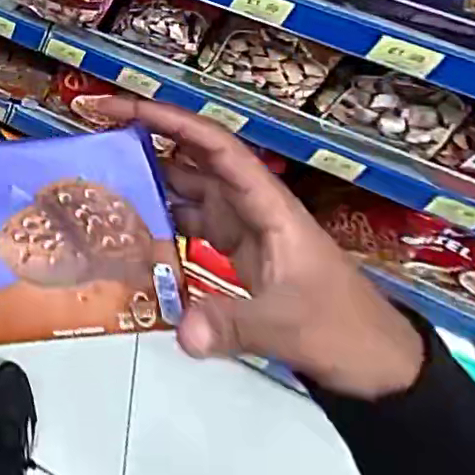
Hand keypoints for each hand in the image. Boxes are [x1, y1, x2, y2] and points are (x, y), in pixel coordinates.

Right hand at [92, 97, 424, 399]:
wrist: (382, 367)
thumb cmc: (345, 329)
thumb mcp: (288, 325)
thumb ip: (231, 324)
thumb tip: (180, 333)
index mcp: (265, 201)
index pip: (212, 144)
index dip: (167, 119)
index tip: (120, 107)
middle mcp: (246, 200)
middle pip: (188, 153)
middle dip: (143, 132)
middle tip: (93, 124)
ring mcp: (236, 220)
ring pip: (181, 182)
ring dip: (142, 172)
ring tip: (97, 167)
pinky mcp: (228, 242)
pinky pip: (182, 214)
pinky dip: (153, 212)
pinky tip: (124, 219)